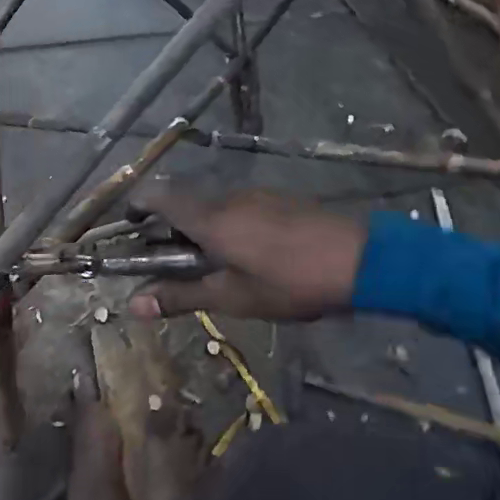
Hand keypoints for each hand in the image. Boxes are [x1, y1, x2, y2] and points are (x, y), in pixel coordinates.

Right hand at [127, 190, 365, 321]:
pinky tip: (254, 256)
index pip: (154, 194)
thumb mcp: (233, 297)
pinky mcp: (279, 200)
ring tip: (218, 264)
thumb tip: (133, 305)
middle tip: (175, 261)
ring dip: (202, 229)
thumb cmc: (291, 281)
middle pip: (182, 201)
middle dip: (169, 228)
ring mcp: (255, 195)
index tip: (132, 230)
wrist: (367, 260)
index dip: (135, 206)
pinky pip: (239, 208)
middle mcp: (224, 198)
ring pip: (212, 206)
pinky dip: (229, 226)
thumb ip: (181, 296)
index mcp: (206, 217)